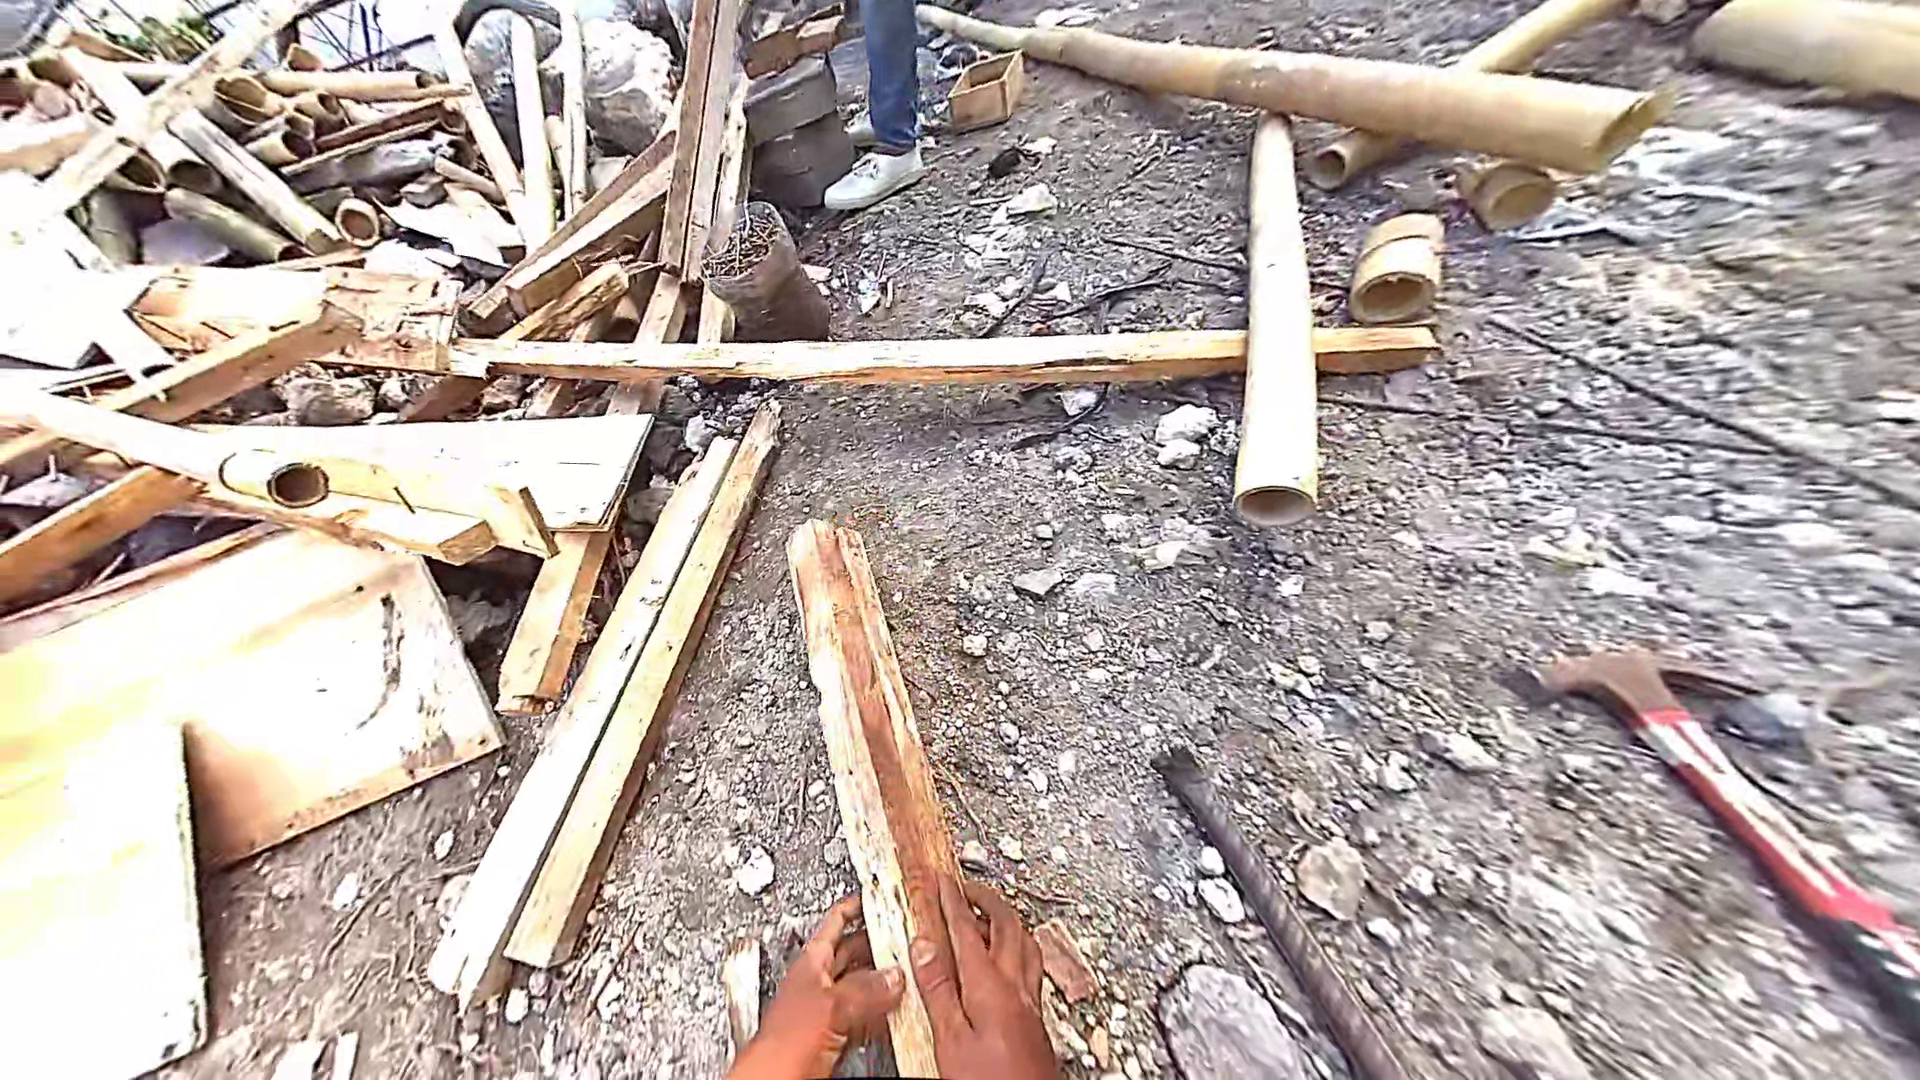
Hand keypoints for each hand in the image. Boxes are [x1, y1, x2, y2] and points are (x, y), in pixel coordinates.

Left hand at [728, 895, 904, 1079]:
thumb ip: (864, 986)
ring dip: (884, 982)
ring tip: (907, 974)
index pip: (837, 921)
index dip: (857, 906)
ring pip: (862, 987)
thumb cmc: (780, 1048)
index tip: (879, 897)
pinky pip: (864, 1019)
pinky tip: (895, 1013)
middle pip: (853, 953)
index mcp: (811, 962)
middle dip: (878, 945)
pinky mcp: (834, 1041)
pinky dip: (882, 1014)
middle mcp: (818, 983)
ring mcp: (826, 1012)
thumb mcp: (830, 1005)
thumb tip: (894, 974)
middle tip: (904, 939)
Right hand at [911, 875, 1059, 1079]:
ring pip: (1024, 938)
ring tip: (988, 910)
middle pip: (1004, 922)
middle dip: (983, 896)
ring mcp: (1031, 998)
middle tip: (964, 886)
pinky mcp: (1039, 1015)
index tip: (940, 880)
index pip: (967, 927)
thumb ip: (938, 990)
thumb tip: (924, 945)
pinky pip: (1032, 961)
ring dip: (1005, 916)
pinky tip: (1011, 955)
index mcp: (990, 984)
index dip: (951, 898)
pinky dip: (1019, 943)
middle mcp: (1015, 983)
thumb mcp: (950, 1042)